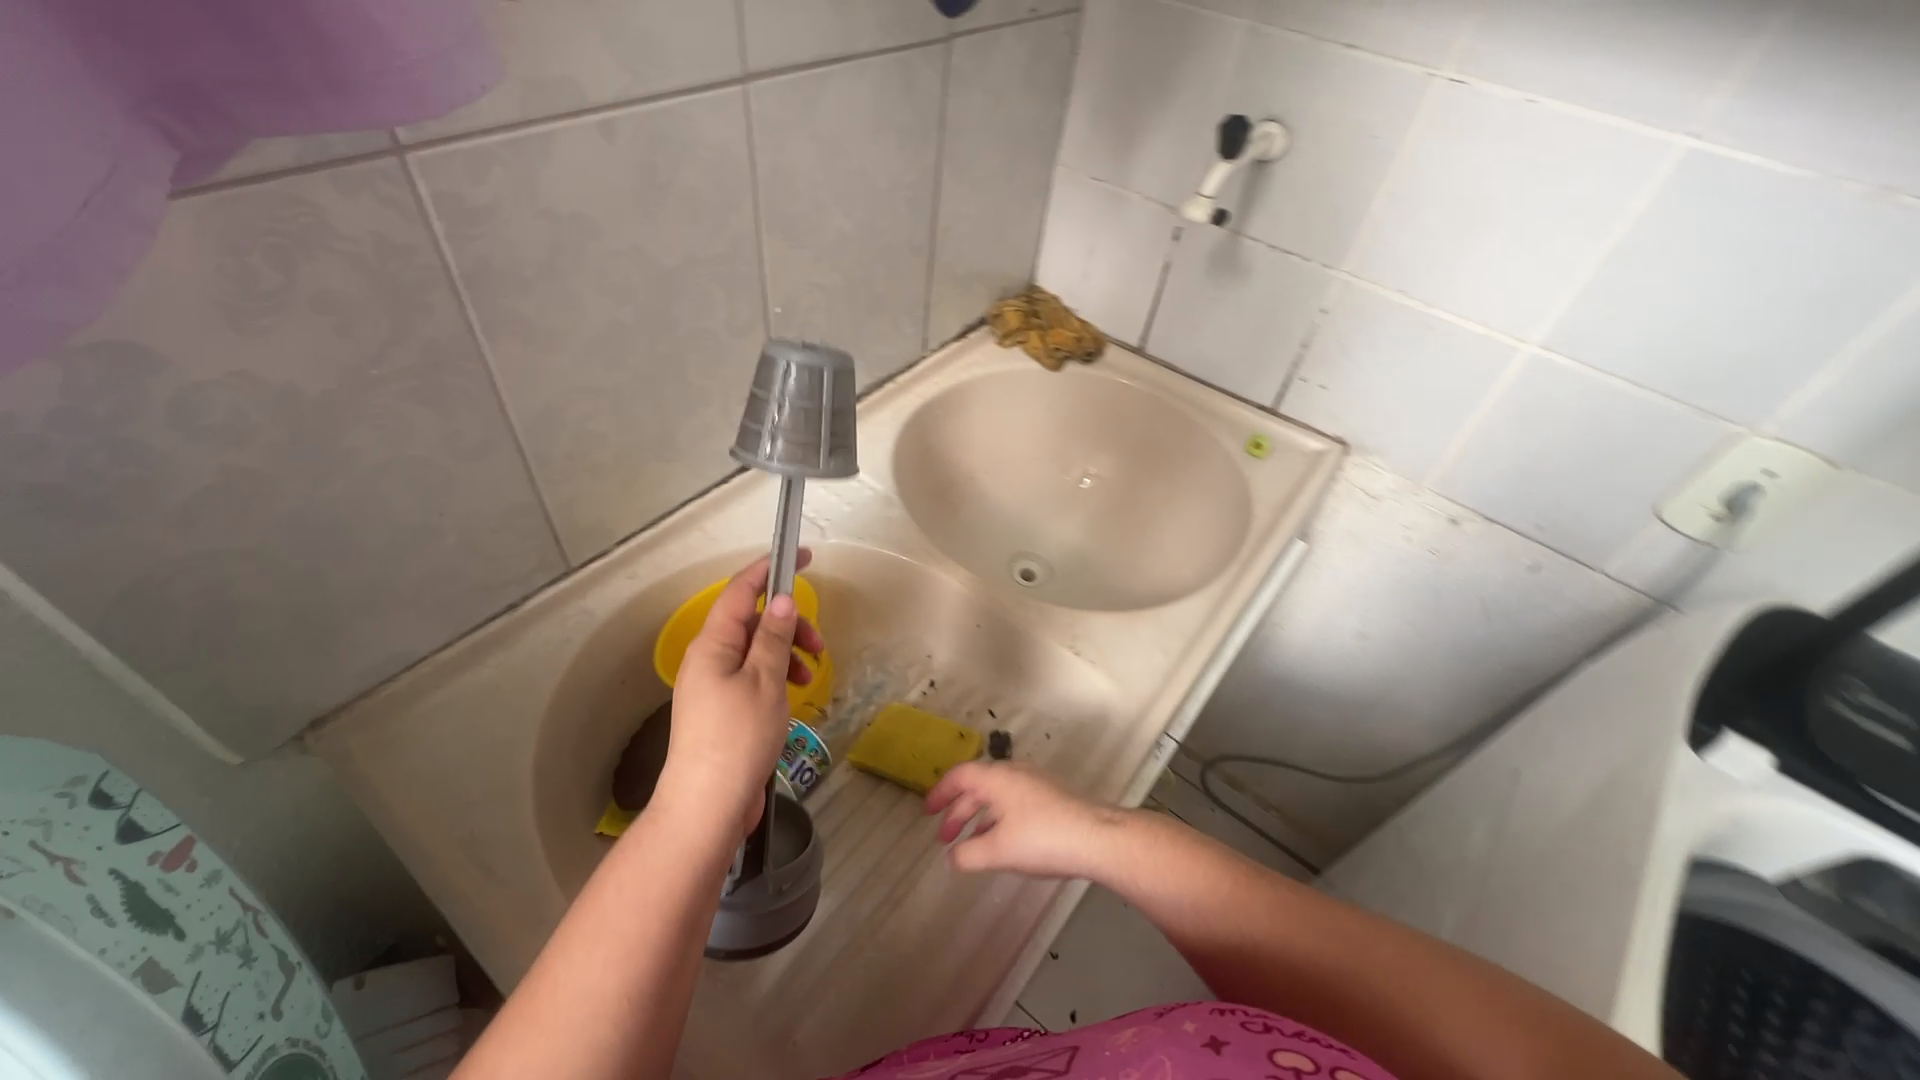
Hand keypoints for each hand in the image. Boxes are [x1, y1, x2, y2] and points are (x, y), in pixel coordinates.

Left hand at [664, 551, 826, 837]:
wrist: (708, 803)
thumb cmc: (738, 736)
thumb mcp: (765, 680)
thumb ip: (774, 636)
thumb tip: (781, 599)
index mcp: (713, 644)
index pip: (741, 591)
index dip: (770, 569)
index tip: (802, 556)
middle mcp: (708, 659)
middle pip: (752, 622)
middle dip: (788, 623)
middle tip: (819, 644)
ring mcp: (714, 686)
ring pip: (756, 651)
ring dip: (786, 653)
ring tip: (811, 674)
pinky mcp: (723, 712)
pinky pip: (754, 677)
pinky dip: (777, 677)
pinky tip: (793, 695)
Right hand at [925, 762, 1132, 879]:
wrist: (1098, 838)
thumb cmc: (1042, 839)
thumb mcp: (997, 851)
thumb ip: (967, 855)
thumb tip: (951, 858)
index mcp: (996, 778)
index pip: (959, 776)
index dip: (940, 793)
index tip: (928, 812)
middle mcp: (1015, 773)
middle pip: (977, 786)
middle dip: (958, 811)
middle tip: (945, 837)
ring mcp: (1036, 783)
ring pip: (997, 795)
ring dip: (979, 817)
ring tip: (971, 843)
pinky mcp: (1053, 797)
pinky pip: (1014, 802)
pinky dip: (999, 818)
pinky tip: (1003, 842)